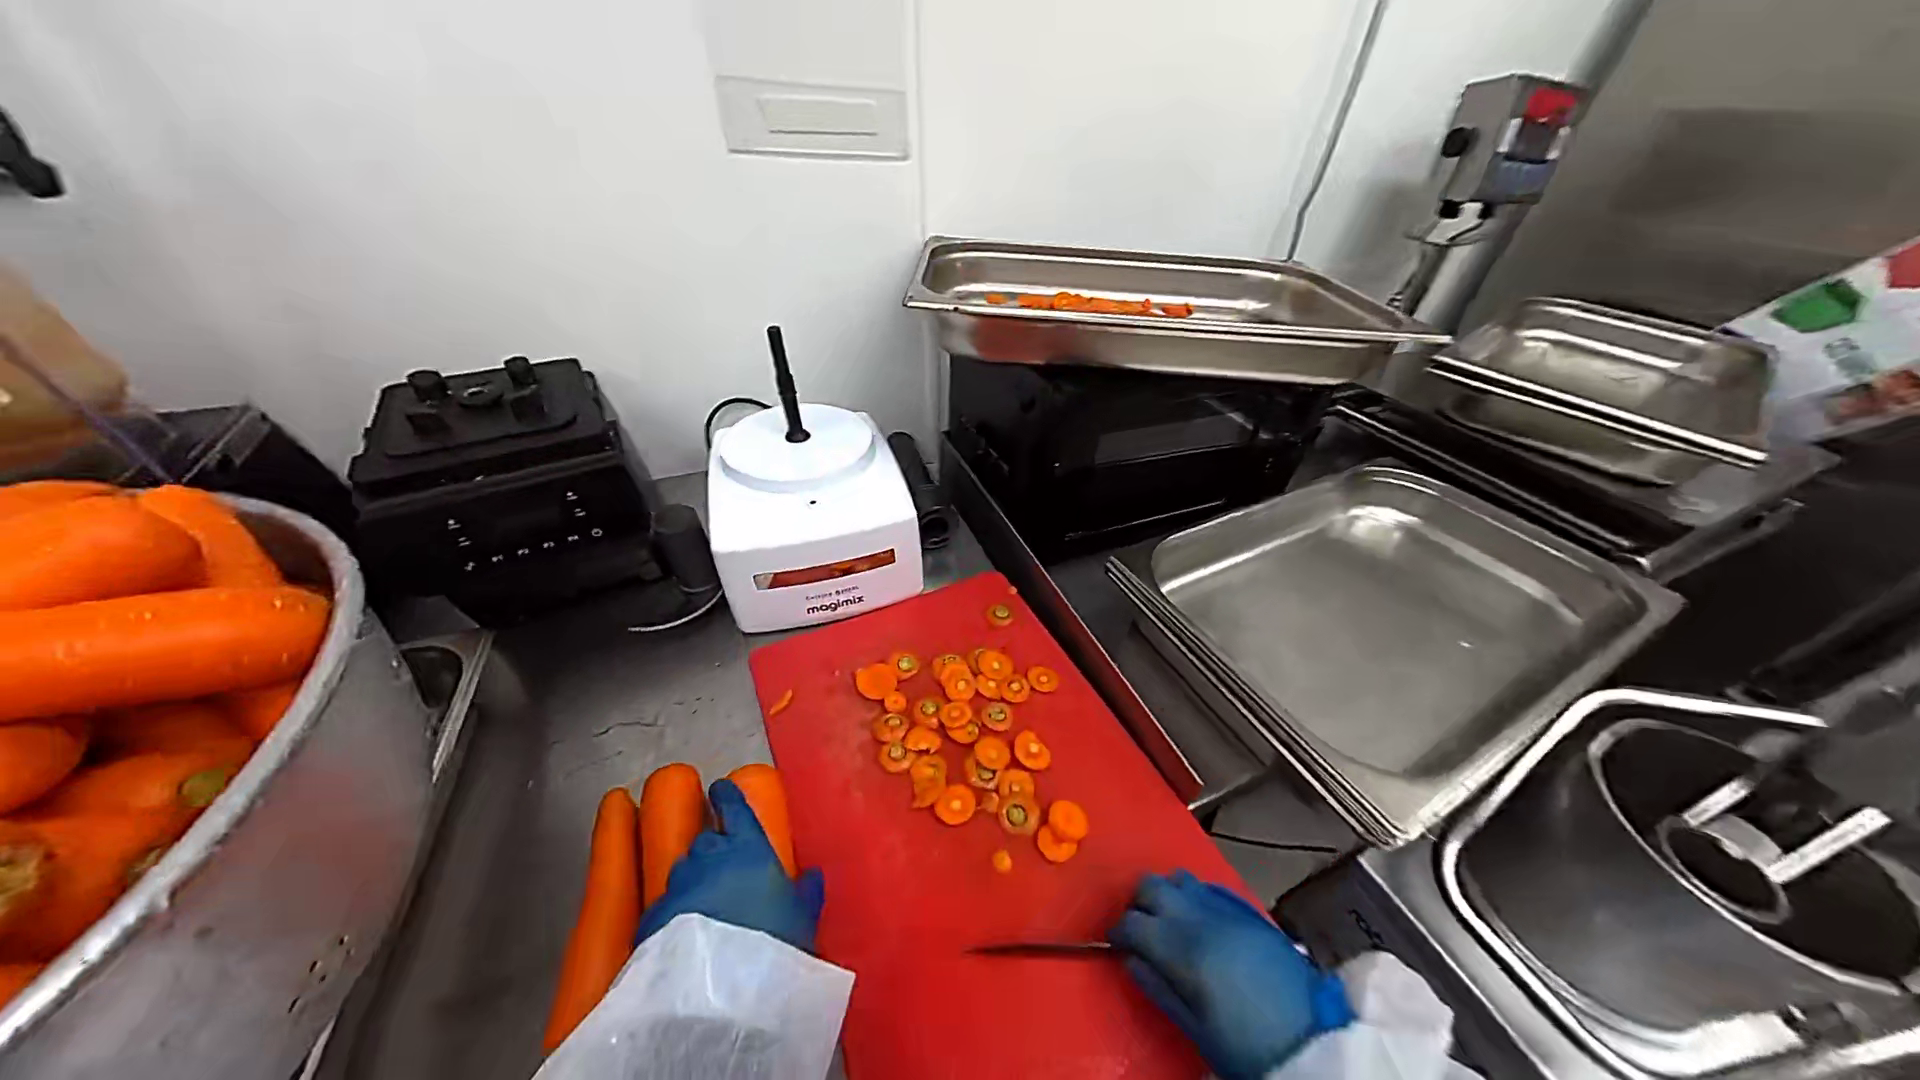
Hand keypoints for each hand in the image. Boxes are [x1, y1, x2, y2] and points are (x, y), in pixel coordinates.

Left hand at [634, 778, 825, 951]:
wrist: (724, 991)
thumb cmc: (774, 941)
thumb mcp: (802, 916)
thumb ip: (807, 890)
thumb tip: (812, 875)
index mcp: (748, 847)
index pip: (733, 807)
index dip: (726, 796)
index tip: (719, 789)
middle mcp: (709, 856)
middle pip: (706, 840)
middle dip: (712, 848)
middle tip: (723, 868)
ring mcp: (678, 885)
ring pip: (684, 871)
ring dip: (694, 878)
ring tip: (705, 905)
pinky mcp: (653, 918)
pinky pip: (665, 905)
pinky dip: (674, 911)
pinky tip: (684, 934)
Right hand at [1109, 870, 1350, 1079]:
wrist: (1311, 1041)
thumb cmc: (1245, 1043)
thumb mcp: (1195, 1028)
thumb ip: (1158, 988)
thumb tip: (1130, 960)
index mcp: (1180, 946)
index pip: (1132, 921)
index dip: (1118, 931)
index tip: (1116, 943)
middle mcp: (1198, 915)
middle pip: (1151, 884)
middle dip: (1138, 902)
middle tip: (1140, 928)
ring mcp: (1224, 907)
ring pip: (1179, 878)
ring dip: (1167, 894)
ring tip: (1170, 920)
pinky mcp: (1247, 909)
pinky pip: (1208, 887)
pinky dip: (1194, 896)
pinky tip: (1201, 920)